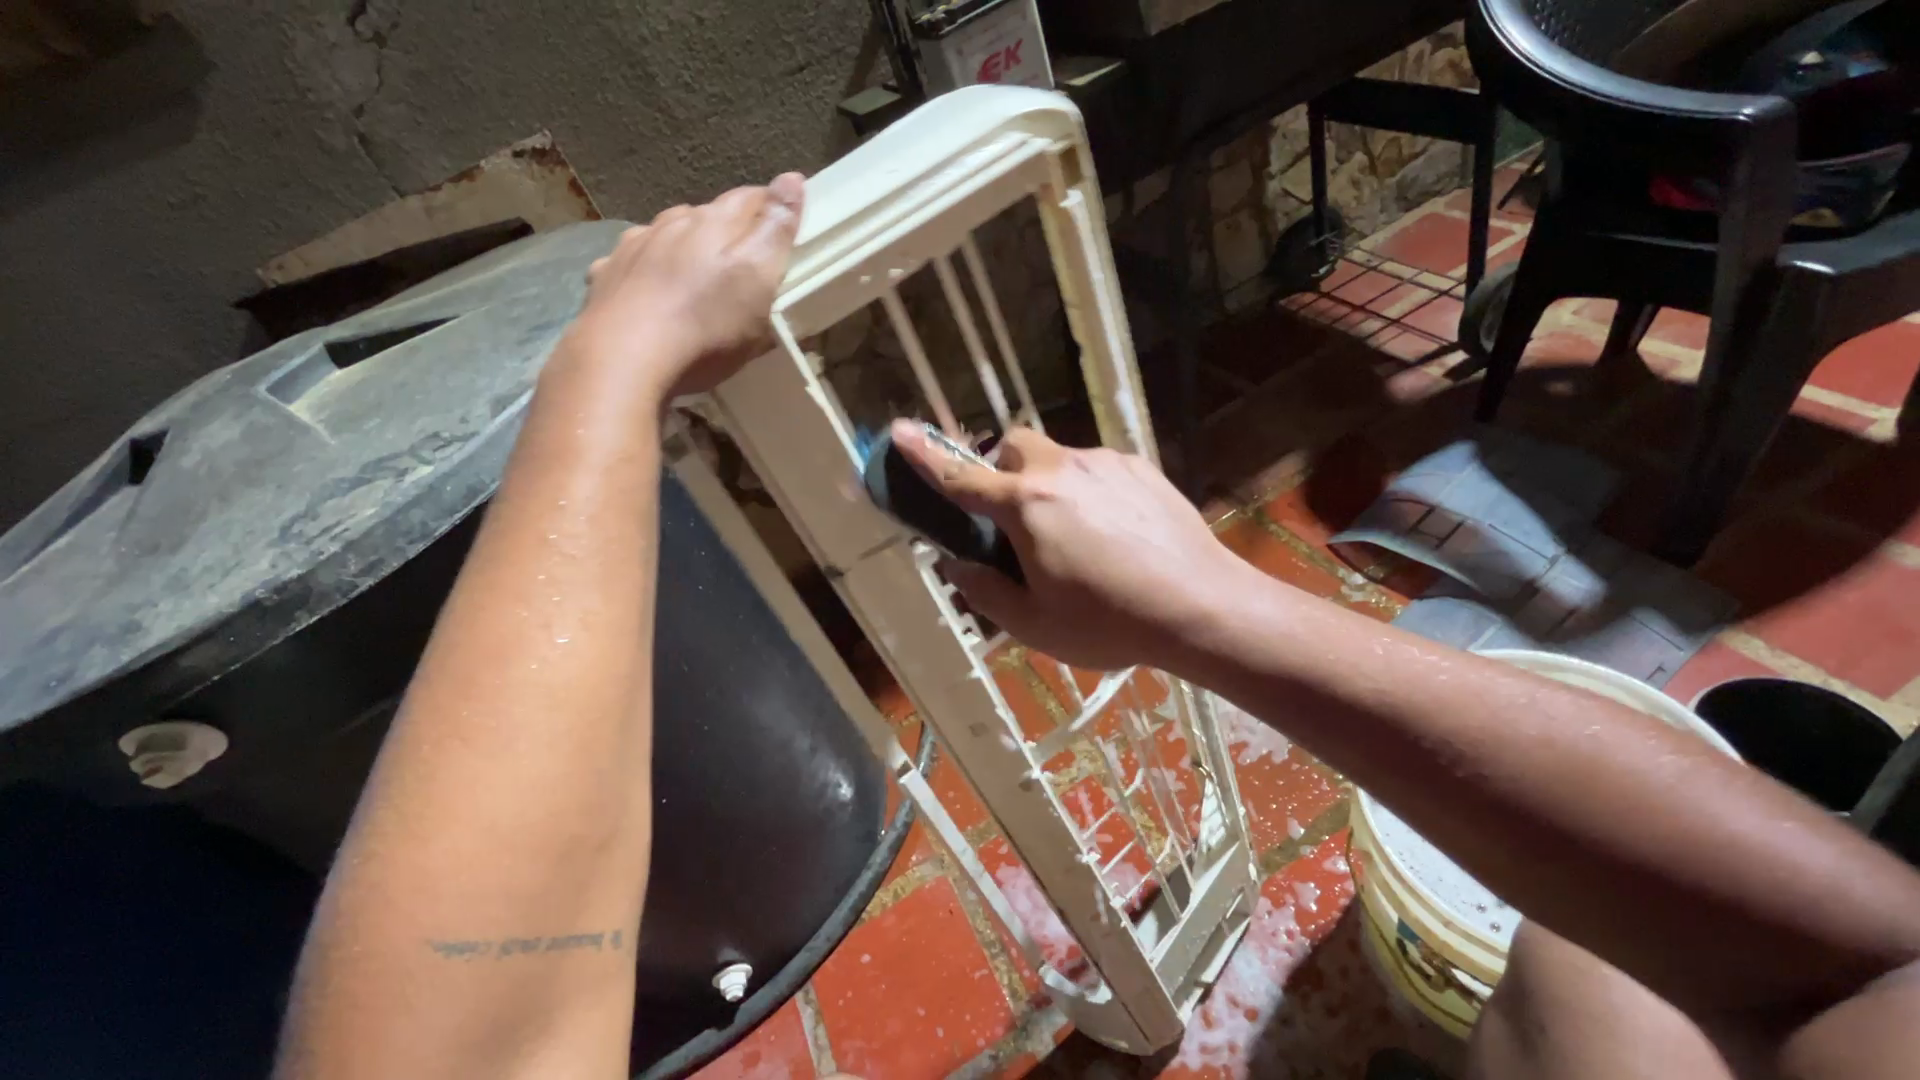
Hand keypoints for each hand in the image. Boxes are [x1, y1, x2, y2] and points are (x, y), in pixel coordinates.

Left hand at [565, 173, 804, 402]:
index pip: (752, 198)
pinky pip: (633, 262)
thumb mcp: (758, 280)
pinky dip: (647, 269)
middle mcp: (673, 223)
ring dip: (686, 246)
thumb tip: (792, 178)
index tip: (784, 226)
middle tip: (745, 262)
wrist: (624, 359)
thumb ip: (776, 230)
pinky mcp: (607, 275)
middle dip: (729, 230)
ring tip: (697, 276)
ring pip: (668, 234)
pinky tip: (650, 292)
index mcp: (715, 223)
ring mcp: (635, 246)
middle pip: (708, 215)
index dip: (772, 208)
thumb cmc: (706, 327)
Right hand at [891, 420, 1250, 671]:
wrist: (1202, 606)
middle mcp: (1062, 470)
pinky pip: (1098, 469)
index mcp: (1026, 507)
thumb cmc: (1109, 623)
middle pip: (1013, 446)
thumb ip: (986, 591)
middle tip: (1013, 518)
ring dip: (1049, 486)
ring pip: (1059, 459)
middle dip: (1001, 471)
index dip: (925, 458)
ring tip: (1078, 540)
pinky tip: (1116, 535)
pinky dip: (1089, 492)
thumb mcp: (1034, 625)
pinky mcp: (1142, 468)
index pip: (961, 479)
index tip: (897, 432)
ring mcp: (1106, 464)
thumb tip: (957, 566)